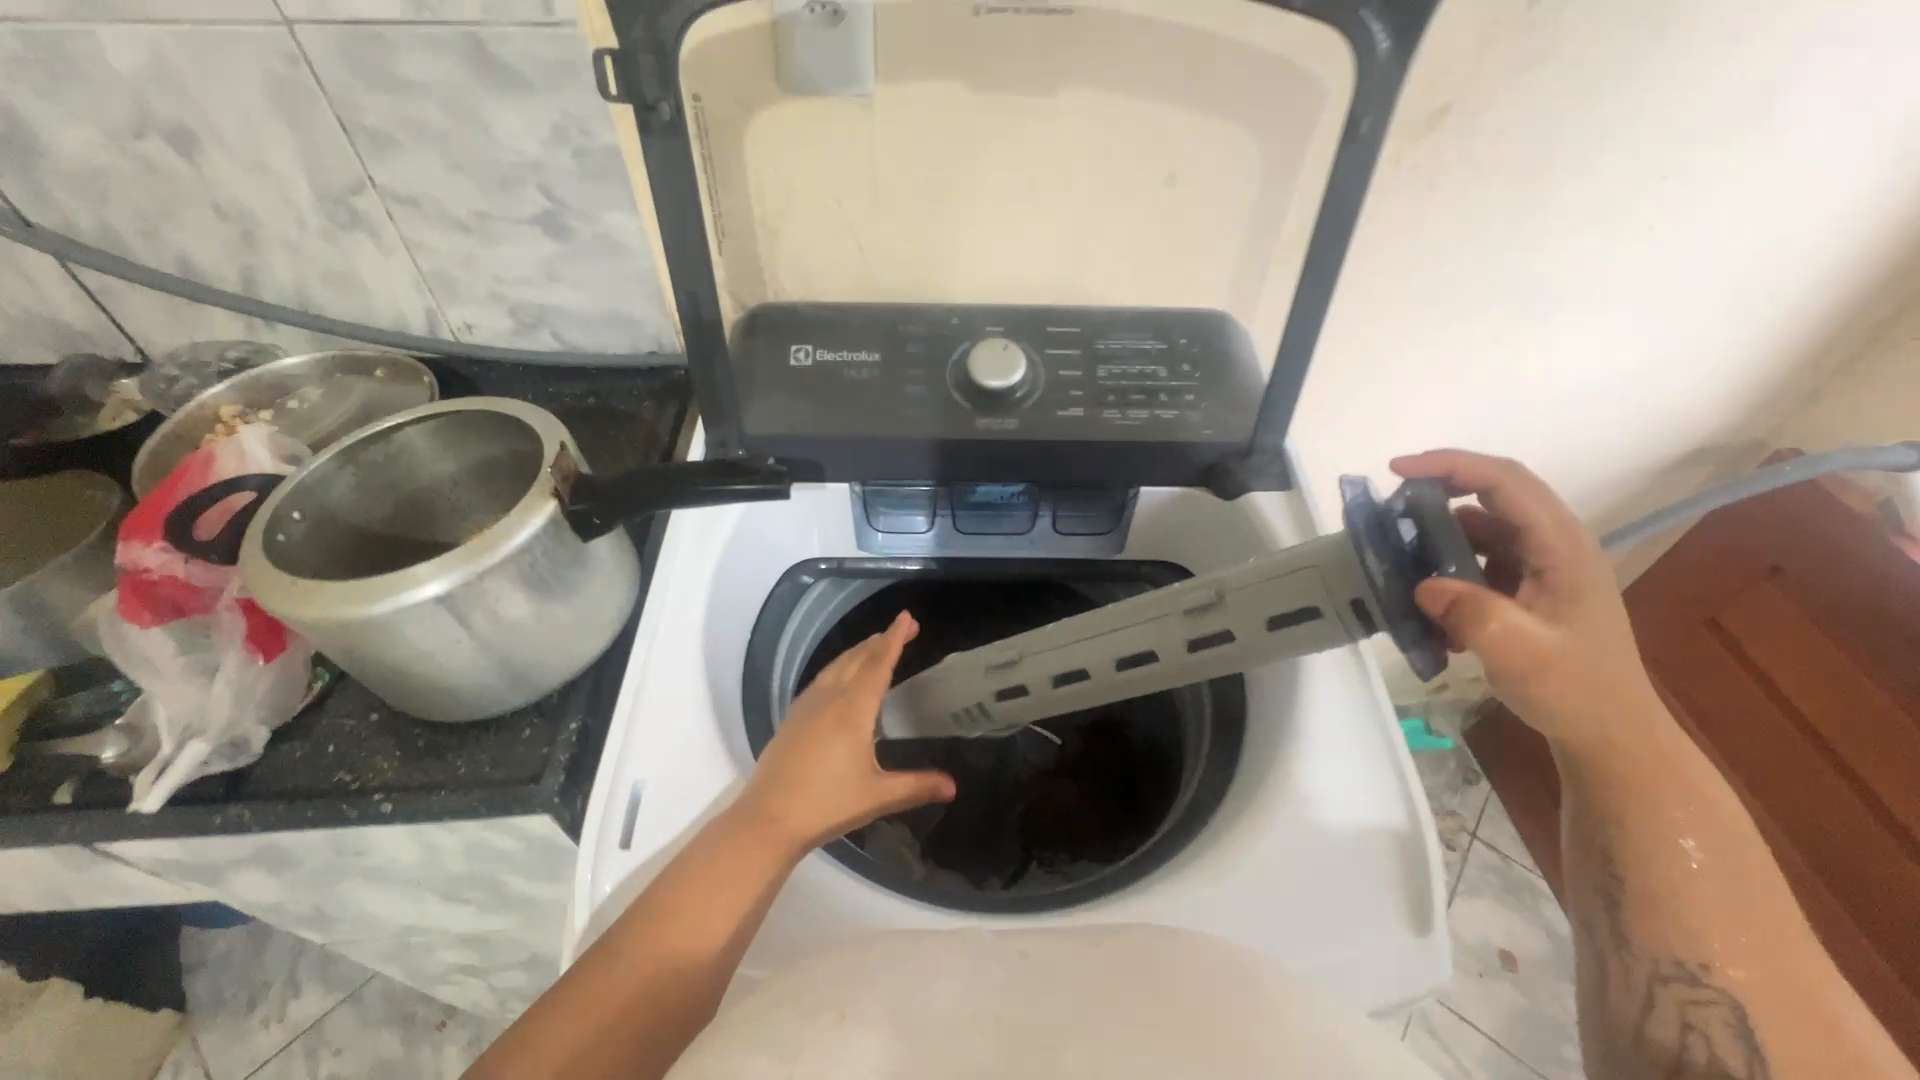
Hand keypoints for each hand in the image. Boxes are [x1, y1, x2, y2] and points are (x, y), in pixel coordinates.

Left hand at [734, 611, 955, 853]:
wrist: (768, 819)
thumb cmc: (827, 805)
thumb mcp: (877, 796)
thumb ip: (916, 787)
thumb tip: (953, 786)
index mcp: (853, 710)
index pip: (878, 665)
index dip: (895, 639)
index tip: (906, 617)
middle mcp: (829, 700)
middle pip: (856, 659)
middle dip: (880, 640)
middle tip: (902, 628)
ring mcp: (806, 707)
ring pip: (835, 667)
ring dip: (857, 652)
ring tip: (875, 645)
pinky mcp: (792, 719)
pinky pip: (820, 681)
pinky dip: (838, 668)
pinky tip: (839, 678)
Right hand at [1390, 450, 1659, 744]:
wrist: (1609, 732)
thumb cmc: (1574, 689)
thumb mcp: (1520, 653)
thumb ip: (1471, 613)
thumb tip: (1424, 585)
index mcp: (1561, 546)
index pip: (1504, 482)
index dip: (1450, 465)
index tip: (1396, 471)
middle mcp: (1555, 544)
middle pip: (1493, 495)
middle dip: (1439, 492)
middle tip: (1390, 508)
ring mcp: (1543, 566)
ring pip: (1482, 527)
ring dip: (1440, 535)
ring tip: (1401, 558)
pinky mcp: (1530, 587)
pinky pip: (1482, 558)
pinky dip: (1450, 567)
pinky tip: (1429, 600)